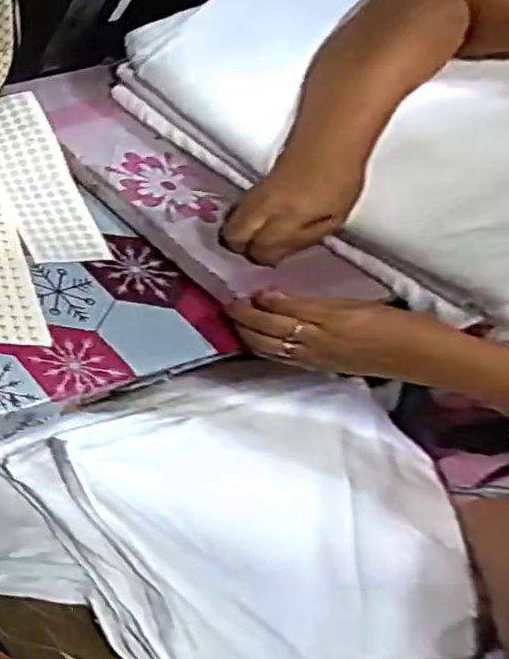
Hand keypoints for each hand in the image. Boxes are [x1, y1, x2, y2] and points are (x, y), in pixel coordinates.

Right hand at [221, 164, 362, 265]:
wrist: (324, 150)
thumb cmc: (339, 182)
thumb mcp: (335, 216)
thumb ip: (307, 237)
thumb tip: (281, 253)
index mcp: (290, 217)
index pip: (263, 247)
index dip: (266, 258)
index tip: (273, 260)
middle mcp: (263, 210)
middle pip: (235, 238)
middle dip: (242, 249)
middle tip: (256, 251)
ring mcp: (250, 201)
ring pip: (228, 228)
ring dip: (237, 237)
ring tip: (253, 239)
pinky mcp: (244, 196)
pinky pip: (232, 217)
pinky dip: (237, 225)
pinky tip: (252, 224)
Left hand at [224, 292, 455, 381]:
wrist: (428, 358)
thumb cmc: (402, 325)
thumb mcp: (360, 305)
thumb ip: (316, 303)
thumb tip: (275, 297)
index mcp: (334, 318)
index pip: (285, 308)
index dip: (262, 300)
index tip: (248, 291)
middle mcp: (317, 339)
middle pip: (267, 326)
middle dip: (243, 314)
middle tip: (230, 303)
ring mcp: (313, 356)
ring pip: (264, 344)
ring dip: (243, 331)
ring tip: (233, 318)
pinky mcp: (314, 367)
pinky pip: (276, 357)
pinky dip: (256, 346)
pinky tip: (248, 337)